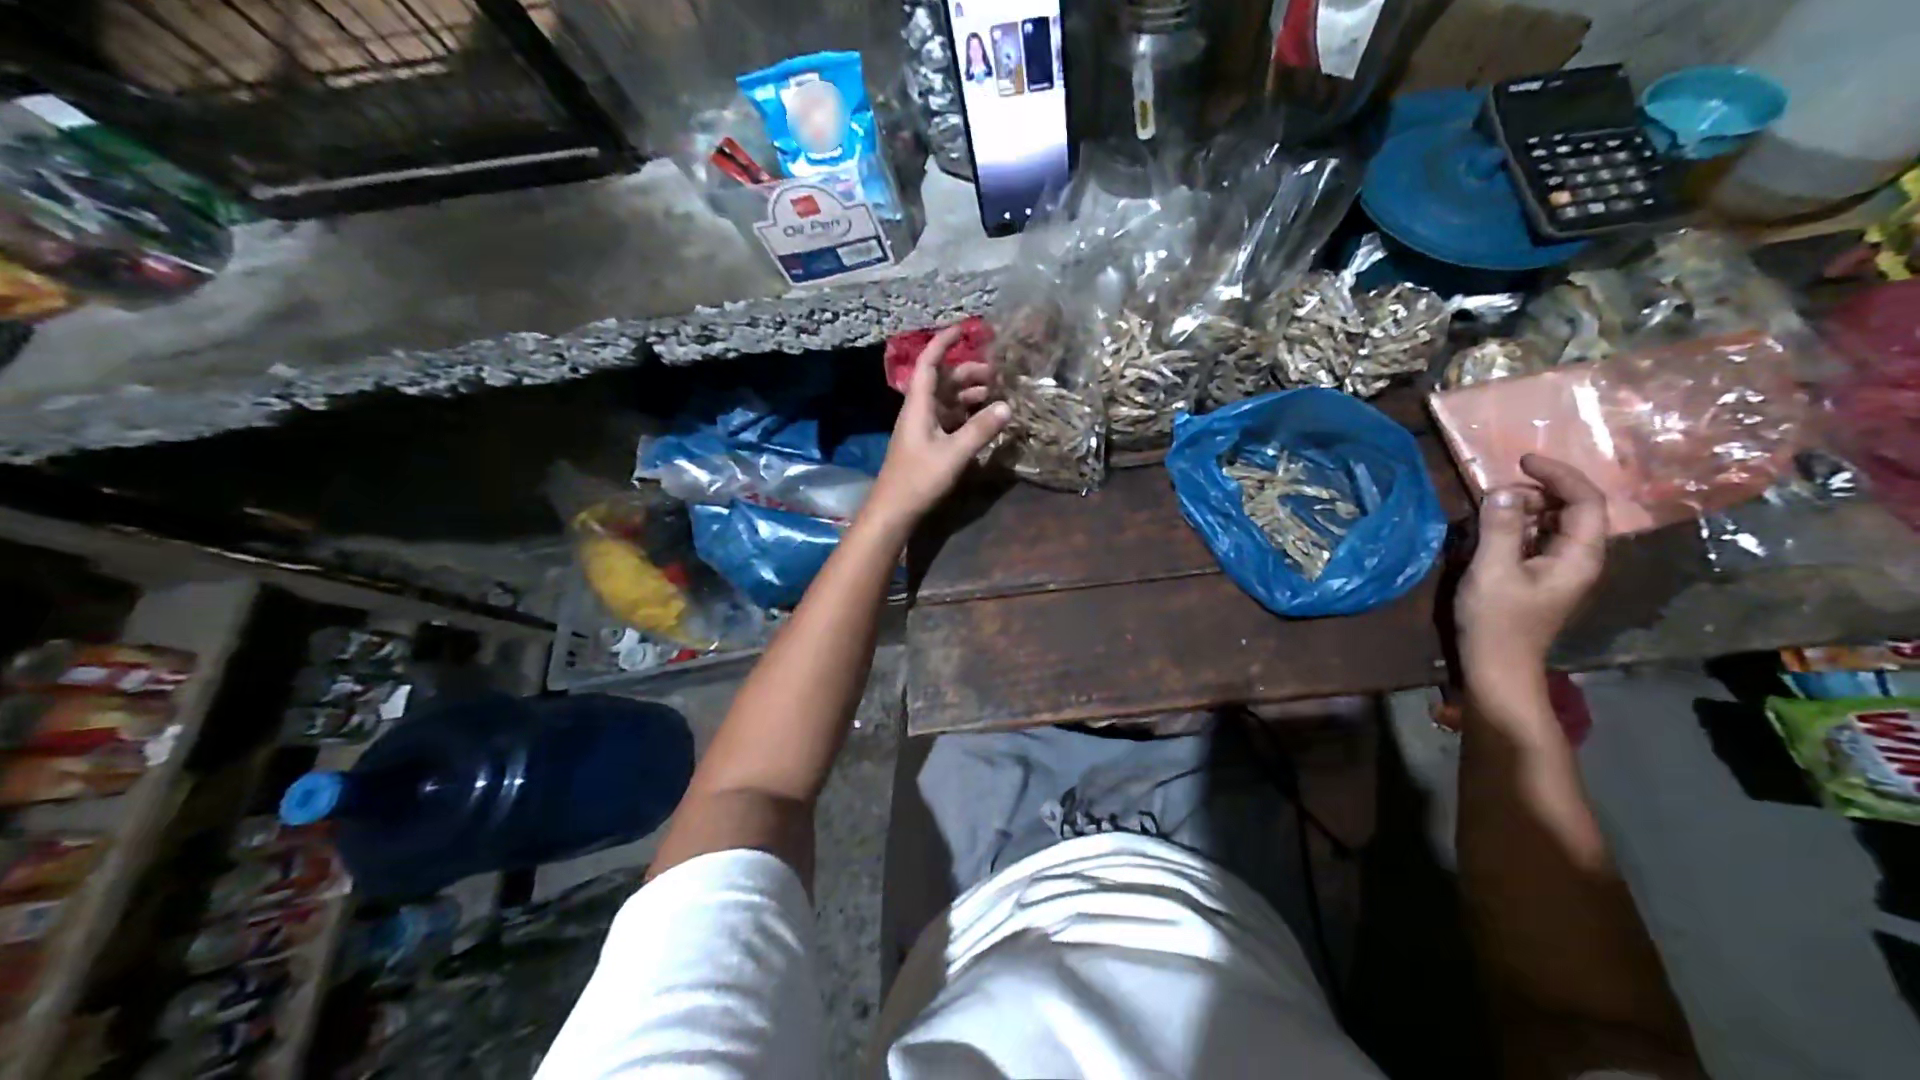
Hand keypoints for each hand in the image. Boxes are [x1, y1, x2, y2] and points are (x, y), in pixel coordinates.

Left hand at [864, 326, 1009, 533]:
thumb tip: (1007, 406)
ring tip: (997, 394)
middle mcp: (919, 411)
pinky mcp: (928, 444)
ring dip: (969, 394)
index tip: (963, 329)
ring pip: (948, 401)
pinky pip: (949, 419)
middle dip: (968, 372)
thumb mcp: (953, 454)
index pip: (929, 364)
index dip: (943, 344)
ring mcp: (923, 428)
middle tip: (998, 374)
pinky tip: (984, 420)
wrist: (894, 510)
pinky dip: (966, 414)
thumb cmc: (919, 479)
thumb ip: (980, 430)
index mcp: (919, 405)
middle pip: (943, 381)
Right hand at [1456, 454, 1607, 681]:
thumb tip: (1500, 491)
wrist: (1496, 666)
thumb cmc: (1497, 620)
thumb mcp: (1492, 571)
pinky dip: (1516, 526)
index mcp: (1579, 556)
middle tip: (1494, 493)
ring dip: (1523, 509)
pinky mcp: (1539, 577)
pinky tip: (1490, 531)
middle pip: (1571, 509)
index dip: (1559, 475)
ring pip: (1552, 523)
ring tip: (1487, 510)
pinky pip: (1536, 539)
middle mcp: (1578, 558)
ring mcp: (1559, 569)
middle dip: (1536, 491)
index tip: (1522, 460)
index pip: (1585, 501)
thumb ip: (1498, 528)